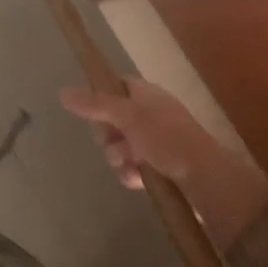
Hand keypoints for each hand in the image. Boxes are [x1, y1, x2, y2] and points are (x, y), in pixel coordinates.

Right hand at [58, 77, 234, 188]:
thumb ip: (94, 104)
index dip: (100, 98)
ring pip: (119, 146)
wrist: (205, 178)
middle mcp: (150, 114)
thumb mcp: (127, 116)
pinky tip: (137, 180)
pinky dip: (131, 173)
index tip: (91, 112)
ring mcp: (155, 141)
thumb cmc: (166, 138)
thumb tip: (62, 92)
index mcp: (146, 95)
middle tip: (113, 141)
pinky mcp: (159, 167)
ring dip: (118, 157)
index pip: (115, 86)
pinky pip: (132, 167)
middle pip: (112, 119)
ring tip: (130, 165)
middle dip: (107, 135)